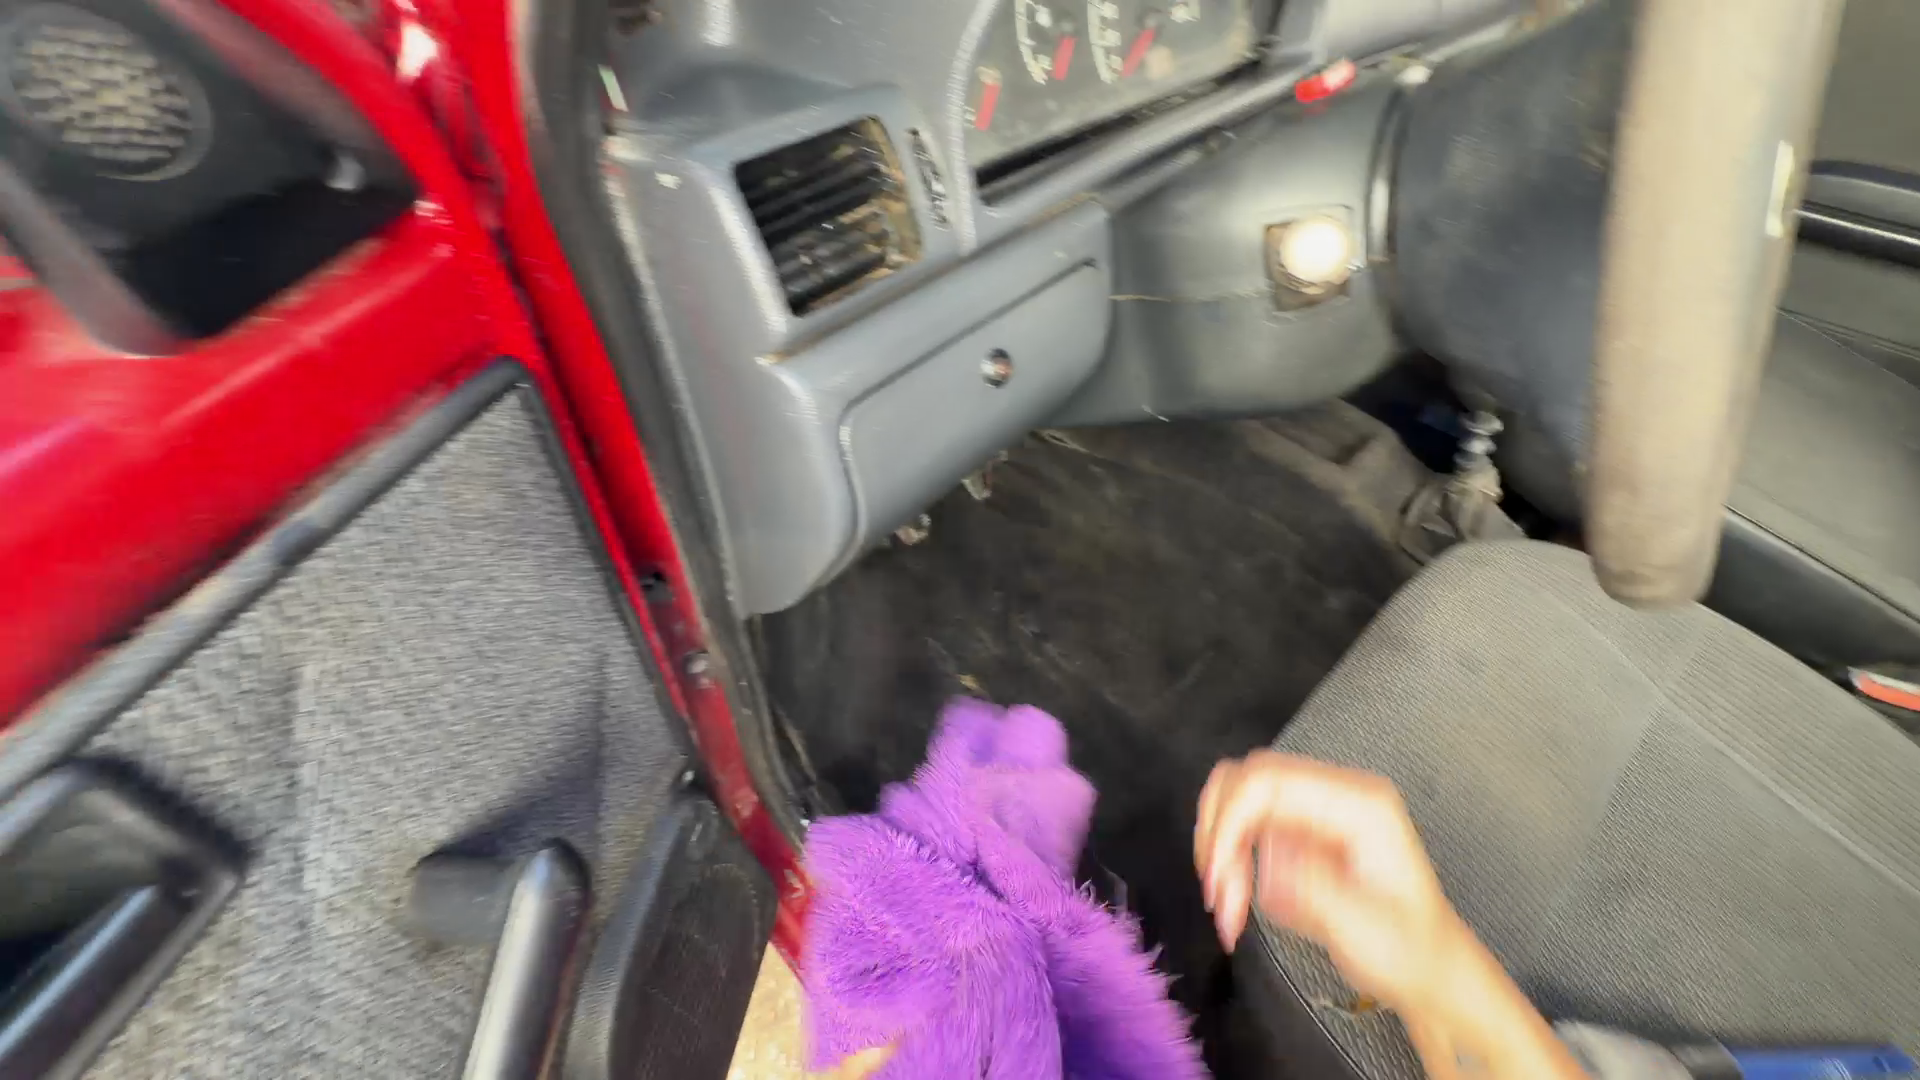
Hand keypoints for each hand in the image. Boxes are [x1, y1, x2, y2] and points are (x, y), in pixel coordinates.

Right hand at [1193, 751, 1469, 1016]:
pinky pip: (1242, 822)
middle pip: (1244, 778)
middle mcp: (1332, 791)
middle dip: (1218, 831)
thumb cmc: (1410, 953)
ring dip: (1217, 846)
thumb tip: (1265, 859)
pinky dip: (1226, 857)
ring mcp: (1312, 804)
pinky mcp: (1296, 823)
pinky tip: (1235, 897)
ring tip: (1225, 902)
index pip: (1267, 780)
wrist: (1430, 971)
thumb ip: (1315, 889)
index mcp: (1358, 804)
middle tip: (1216, 890)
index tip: (1217, 873)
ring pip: (1235, 797)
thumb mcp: (1368, 931)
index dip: (1230, 820)